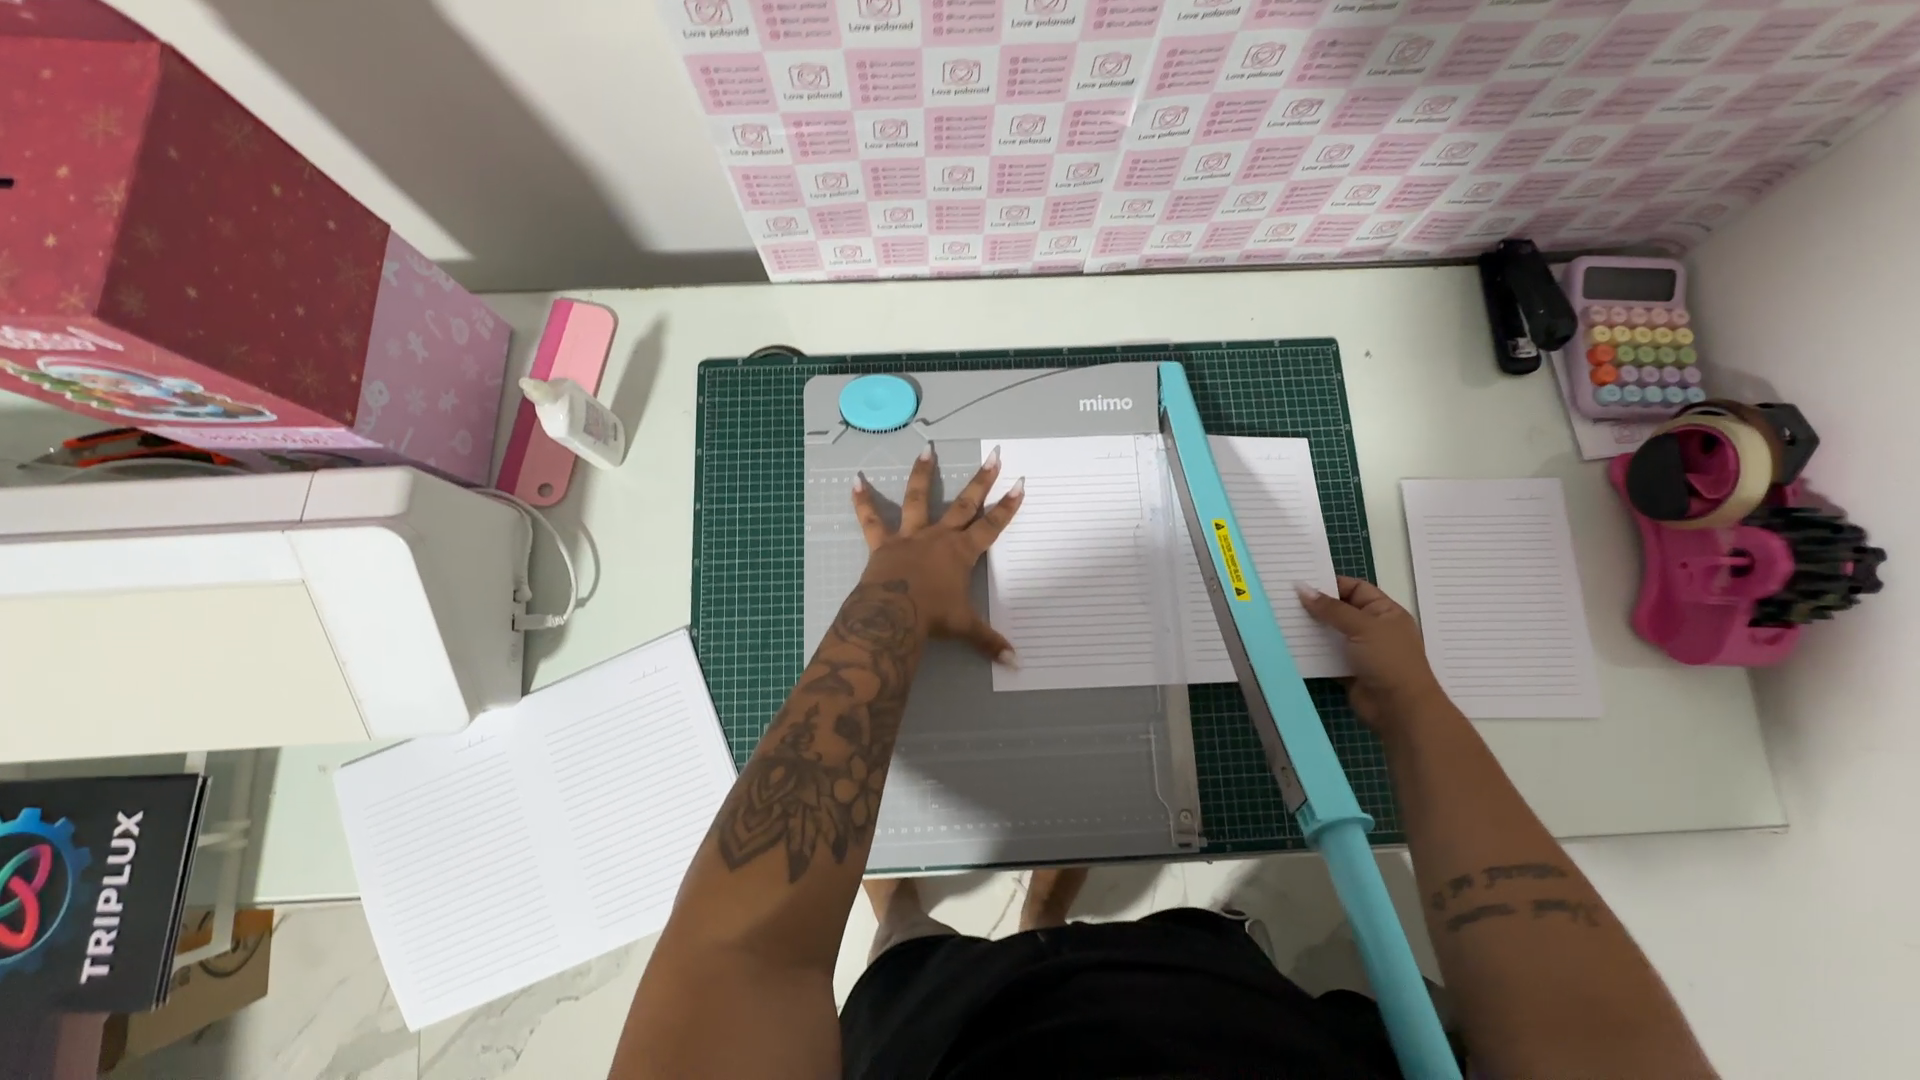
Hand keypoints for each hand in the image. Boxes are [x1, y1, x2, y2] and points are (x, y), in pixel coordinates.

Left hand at [852, 445, 1023, 663]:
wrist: (893, 615)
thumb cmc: (932, 618)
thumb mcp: (965, 628)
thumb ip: (990, 642)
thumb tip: (1015, 662)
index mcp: (962, 553)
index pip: (991, 526)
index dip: (1007, 507)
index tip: (1020, 484)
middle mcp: (939, 537)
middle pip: (965, 504)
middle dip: (982, 481)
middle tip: (994, 457)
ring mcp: (910, 537)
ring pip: (918, 499)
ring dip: (923, 475)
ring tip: (927, 450)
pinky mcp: (883, 544)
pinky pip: (871, 520)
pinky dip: (863, 502)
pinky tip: (855, 481)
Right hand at [1297, 576, 1449, 736]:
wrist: (1399, 708)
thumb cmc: (1388, 660)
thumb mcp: (1362, 627)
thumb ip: (1331, 608)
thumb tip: (1302, 589)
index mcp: (1384, 612)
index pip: (1355, 589)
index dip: (1330, 584)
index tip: (1301, 582)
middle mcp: (1372, 628)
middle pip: (1339, 610)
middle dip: (1315, 606)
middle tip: (1284, 599)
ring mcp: (1359, 650)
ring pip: (1329, 633)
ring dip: (1309, 629)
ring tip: (1281, 619)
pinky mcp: (1346, 669)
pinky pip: (1324, 655)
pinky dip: (1310, 651)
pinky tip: (1288, 644)